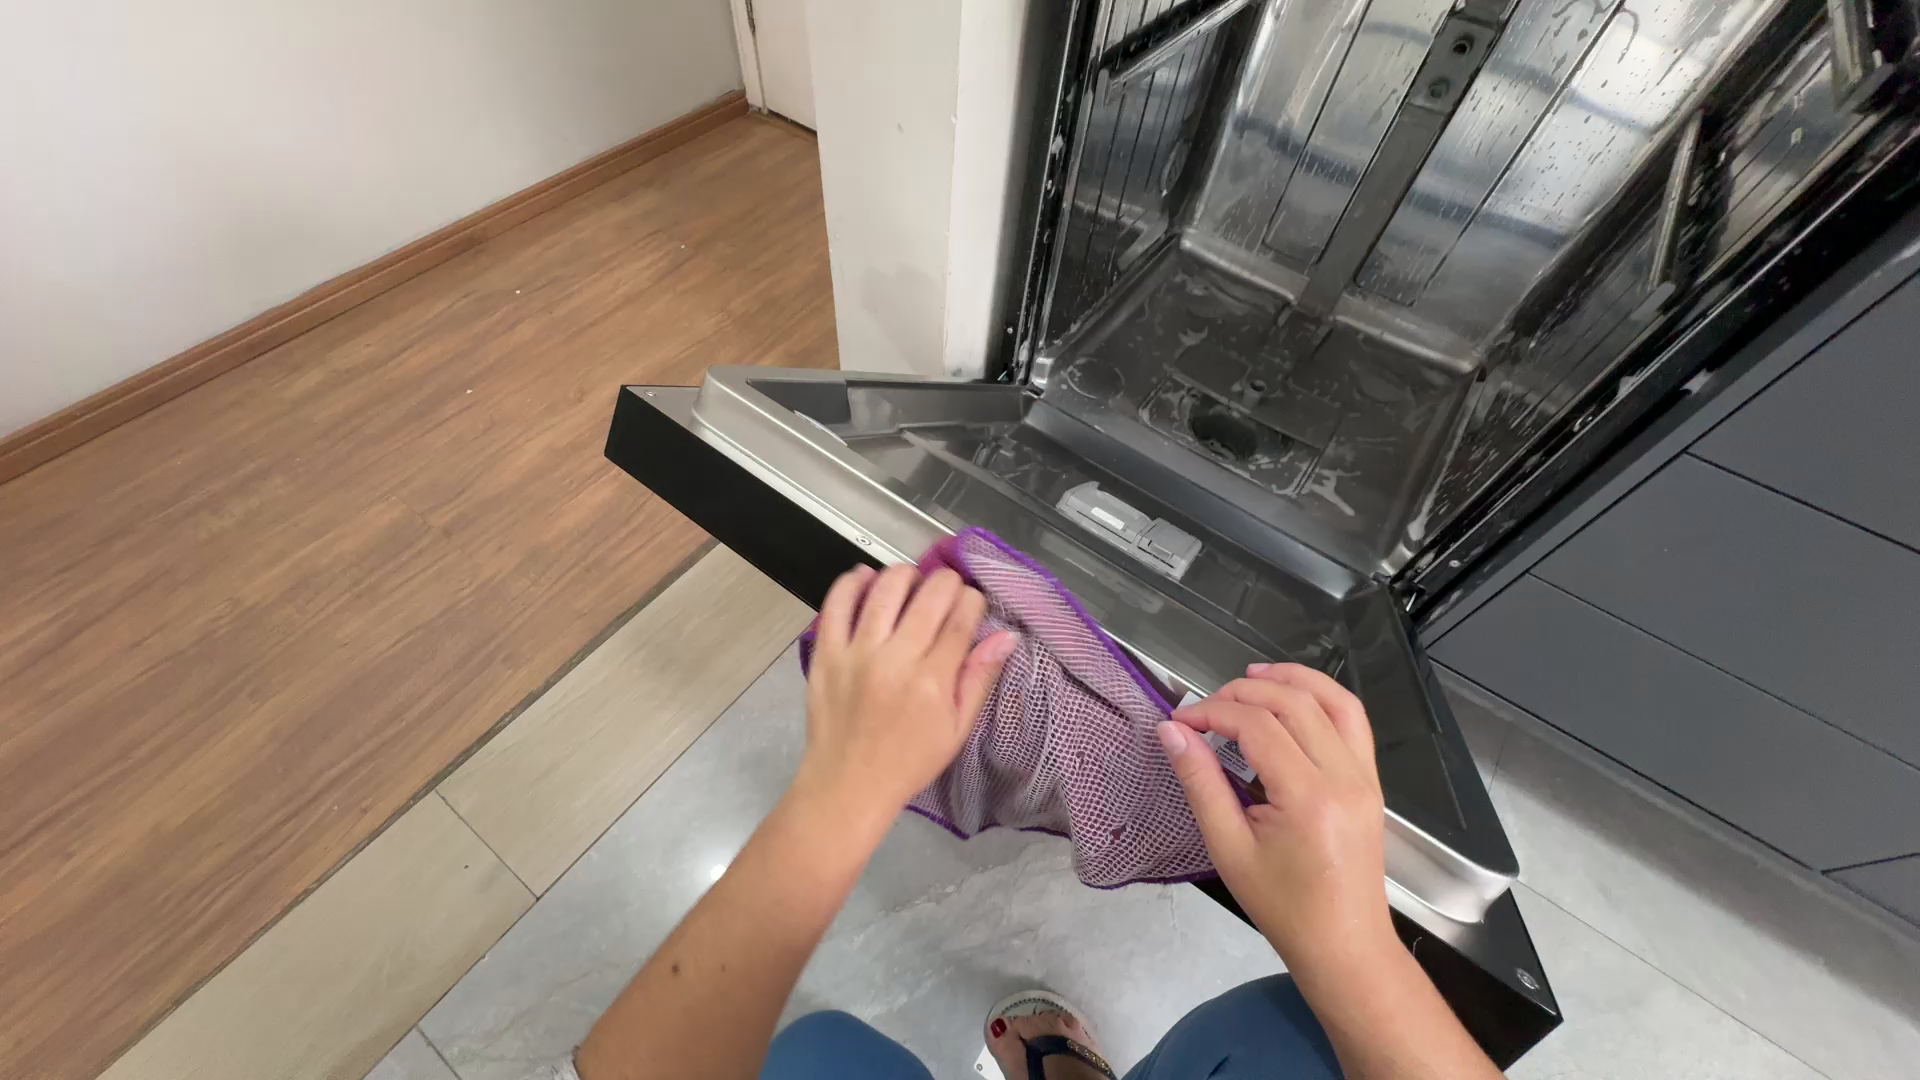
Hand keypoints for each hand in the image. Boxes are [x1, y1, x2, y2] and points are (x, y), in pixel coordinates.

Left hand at [795, 564, 1017, 824]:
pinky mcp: (827, 652)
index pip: (961, 617)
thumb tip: (1006, 636)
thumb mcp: (957, 729)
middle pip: (929, 595)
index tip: (972, 603)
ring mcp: (857, 652)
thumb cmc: (909, 761)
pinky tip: (867, 578)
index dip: (972, 600)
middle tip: (947, 590)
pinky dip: (853, 582)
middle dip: (946, 582)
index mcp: (932, 680)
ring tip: (911, 583)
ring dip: (905, 575)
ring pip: (886, 588)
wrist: (847, 785)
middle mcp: (896, 659)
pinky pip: (837, 603)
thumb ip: (980, 678)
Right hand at [1157, 663, 1394, 971]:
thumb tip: (1171, 731)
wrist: (1345, 947)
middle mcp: (1344, 777)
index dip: (1212, 712)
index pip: (1256, 725)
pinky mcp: (1370, 779)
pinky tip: (1291, 694)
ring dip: (1287, 679)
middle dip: (1240, 692)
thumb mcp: (1227, 847)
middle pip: (1292, 703)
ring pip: (1331, 700)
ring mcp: (1364, 775)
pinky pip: (1352, 719)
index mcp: (1308, 797)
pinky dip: (1321, 695)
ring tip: (1248, 676)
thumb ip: (1200, 781)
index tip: (1180, 721)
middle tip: (1203, 707)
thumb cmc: (1282, 905)